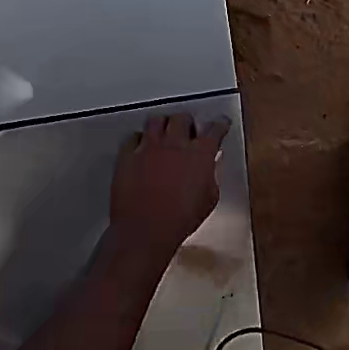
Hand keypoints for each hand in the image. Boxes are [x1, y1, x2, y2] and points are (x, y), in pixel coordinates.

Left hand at [110, 113, 230, 256]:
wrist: (146, 230)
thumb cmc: (180, 219)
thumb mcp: (209, 199)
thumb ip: (212, 176)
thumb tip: (211, 167)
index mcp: (200, 154)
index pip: (214, 129)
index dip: (220, 125)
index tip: (220, 124)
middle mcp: (175, 145)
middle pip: (182, 118)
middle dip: (188, 122)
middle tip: (189, 129)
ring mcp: (149, 148)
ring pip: (156, 121)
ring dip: (163, 125)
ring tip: (165, 132)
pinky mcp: (128, 156)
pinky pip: (134, 138)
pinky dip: (140, 140)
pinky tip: (143, 147)